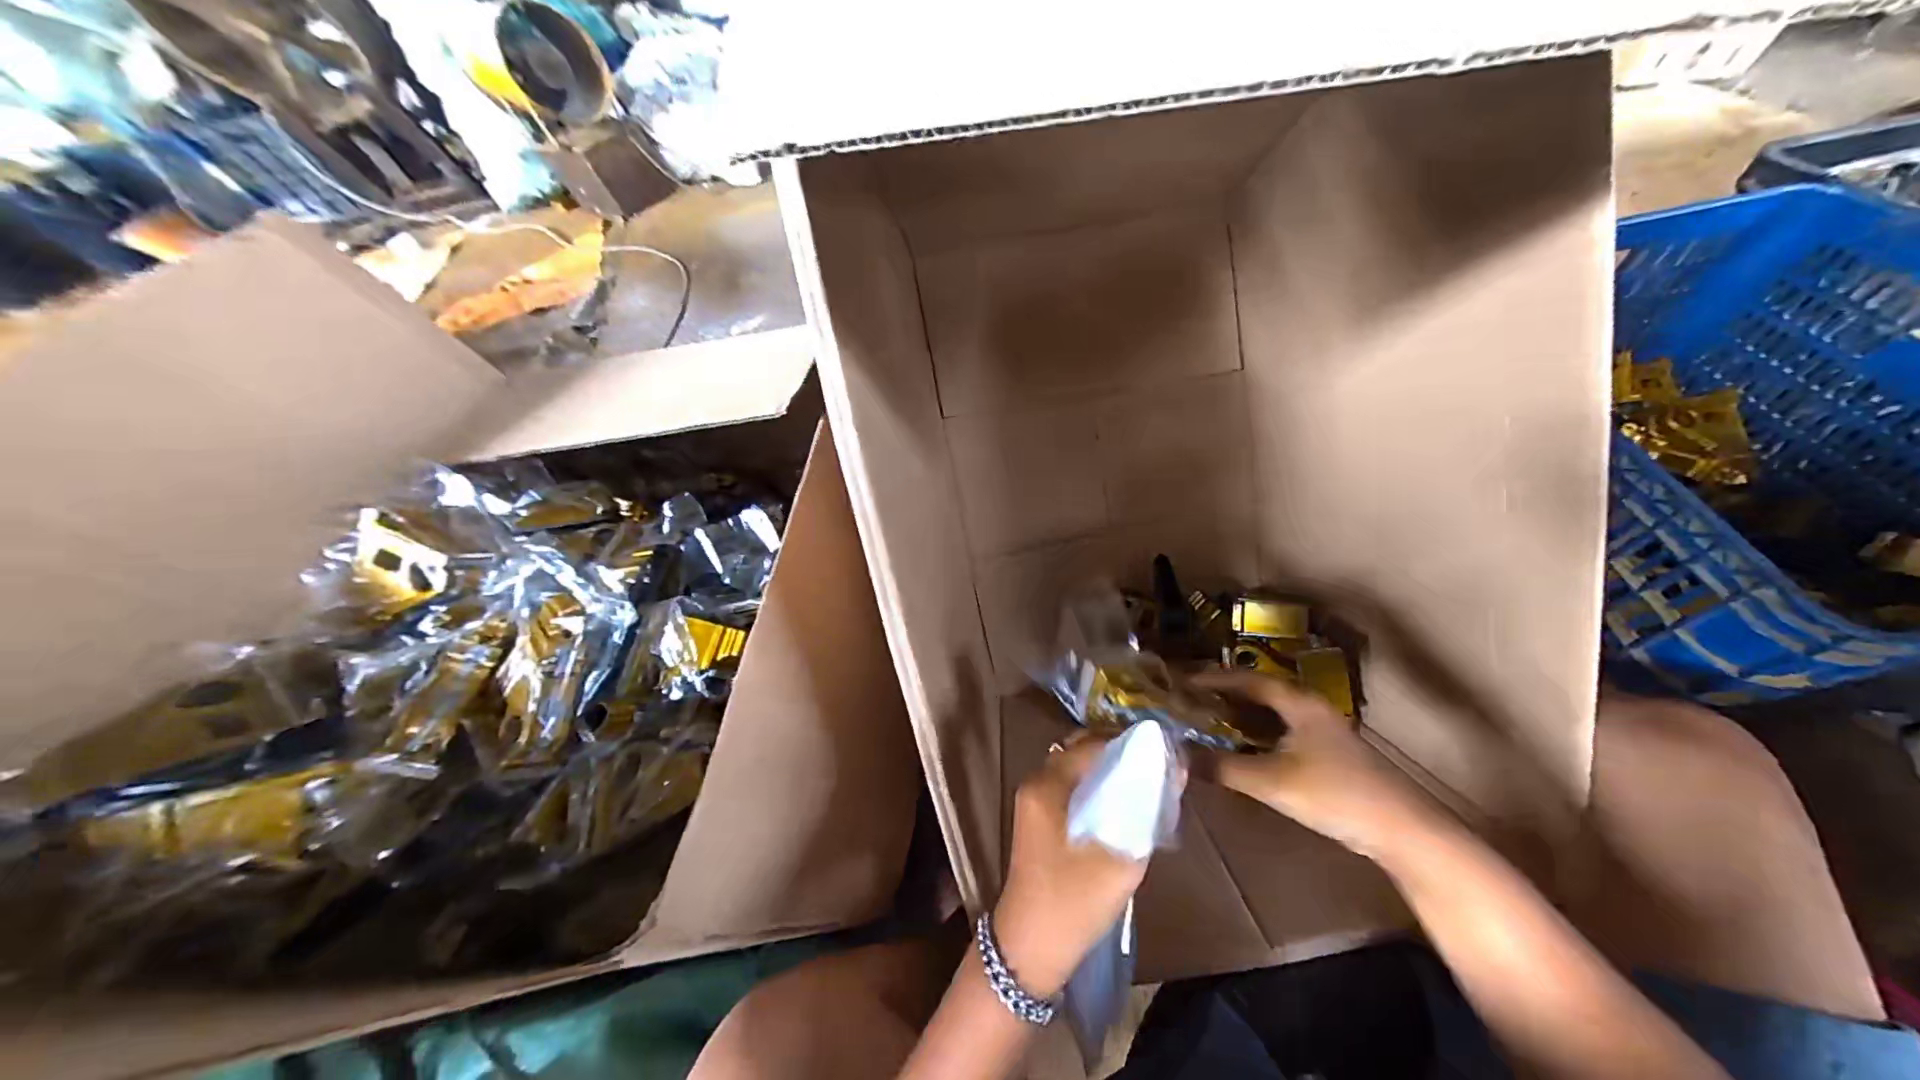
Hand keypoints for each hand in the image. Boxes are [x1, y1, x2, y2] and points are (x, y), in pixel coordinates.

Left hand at [991, 737, 1153, 997]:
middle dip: (1121, 753)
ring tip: (1149, 779)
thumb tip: (1170, 773)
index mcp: (1047, 785)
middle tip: (1160, 763)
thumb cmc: (1072, 900)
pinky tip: (1126, 802)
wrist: (1031, 948)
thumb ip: (1147, 812)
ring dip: (1111, 770)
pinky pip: (1073, 789)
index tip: (1165, 750)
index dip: (1130, 743)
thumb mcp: (1120, 859)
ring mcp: (1035, 803)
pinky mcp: (1041, 822)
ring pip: (1079, 771)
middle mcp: (1036, 784)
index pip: (1092, 745)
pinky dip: (1099, 787)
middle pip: (1082, 752)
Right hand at [1194, 671, 1449, 862]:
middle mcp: (1311, 709)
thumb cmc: (1336, 795)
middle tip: (1187, 701)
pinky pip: (1281, 733)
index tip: (1180, 681)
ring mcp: (1323, 732)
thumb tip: (1176, 757)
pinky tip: (1240, 751)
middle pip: (1259, 693)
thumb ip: (1221, 768)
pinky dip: (1255, 736)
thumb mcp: (1271, 782)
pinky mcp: (1329, 755)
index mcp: (1299, 703)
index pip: (1248, 679)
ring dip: (1239, 717)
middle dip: (1223, 696)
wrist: (1404, 831)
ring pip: (1271, 715)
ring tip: (1205, 722)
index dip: (1213, 678)